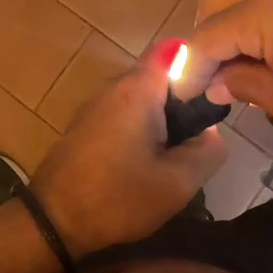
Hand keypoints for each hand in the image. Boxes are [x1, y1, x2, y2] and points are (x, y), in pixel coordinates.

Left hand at [29, 51, 225, 258]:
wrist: (53, 220)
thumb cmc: (118, 198)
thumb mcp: (177, 183)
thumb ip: (207, 151)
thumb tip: (212, 131)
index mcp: (137, 92)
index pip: (173, 53)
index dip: (200, 63)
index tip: (219, 90)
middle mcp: (114, 88)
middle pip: (159, 76)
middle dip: (185, 98)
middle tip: (203, 133)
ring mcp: (96, 105)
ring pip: (142, 98)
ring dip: (163, 117)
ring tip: (180, 151)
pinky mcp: (86, 124)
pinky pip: (124, 113)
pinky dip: (142, 127)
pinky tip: (150, 159)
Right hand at [175, 0, 272, 162]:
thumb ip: (249, 88)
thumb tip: (219, 80)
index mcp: (267, 13)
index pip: (205, 38)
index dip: (190, 72)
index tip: (186, 101)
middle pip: (217, 6)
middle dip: (206, 44)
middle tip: (214, 87)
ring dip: (233, 32)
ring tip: (245, 78)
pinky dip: (261, 25)